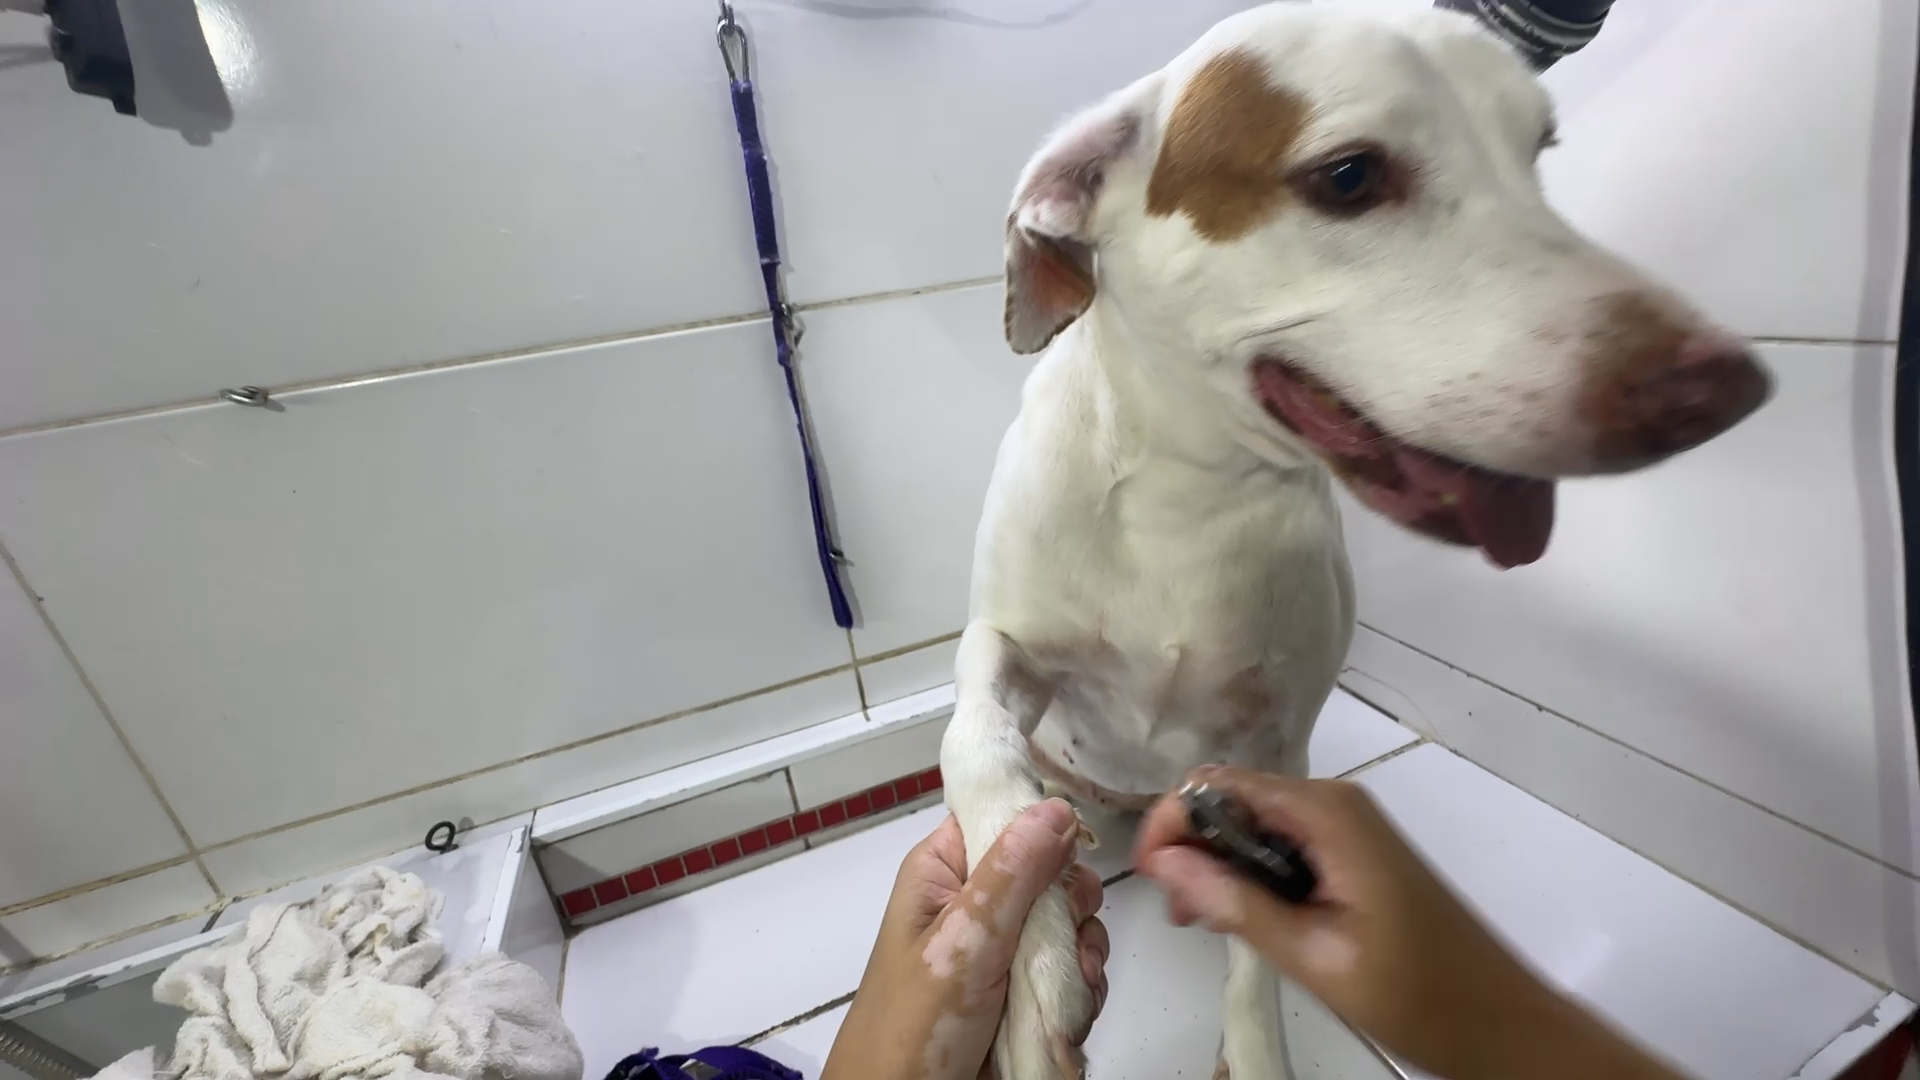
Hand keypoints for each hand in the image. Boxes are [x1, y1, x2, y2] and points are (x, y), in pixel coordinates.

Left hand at [823, 800, 1109, 1079]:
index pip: (999, 817)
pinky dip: (1081, 985)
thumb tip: (1058, 805)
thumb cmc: (916, 1022)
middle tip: (1071, 923)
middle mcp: (975, 899)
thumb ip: (1012, 872)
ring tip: (1078, 978)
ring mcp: (1001, 946)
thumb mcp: (964, 938)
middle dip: (1069, 900)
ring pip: (1065, 922)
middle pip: (1045, 870)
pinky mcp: (1023, 989)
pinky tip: (1072, 1009)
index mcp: (946, 869)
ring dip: (1080, 950)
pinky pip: (1069, 967)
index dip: (1040, 825)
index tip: (1070, 852)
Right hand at [1132, 766, 1687, 1079]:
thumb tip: (1161, 860)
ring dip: (1215, 858)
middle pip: (1232, 797)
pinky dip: (1247, 868)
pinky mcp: (1347, 845)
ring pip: (1251, 819)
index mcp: (1323, 812)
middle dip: (1190, 841)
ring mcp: (1341, 821)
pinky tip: (1238, 910)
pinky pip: (1277, 839)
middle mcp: (1329, 799)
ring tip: (1196, 915)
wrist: (1512, 1030)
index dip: (1172, 818)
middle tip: (1174, 905)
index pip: (1219, 785)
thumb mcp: (1314, 954)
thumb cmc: (1419, 995)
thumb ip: (1235, 901)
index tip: (1148, 871)